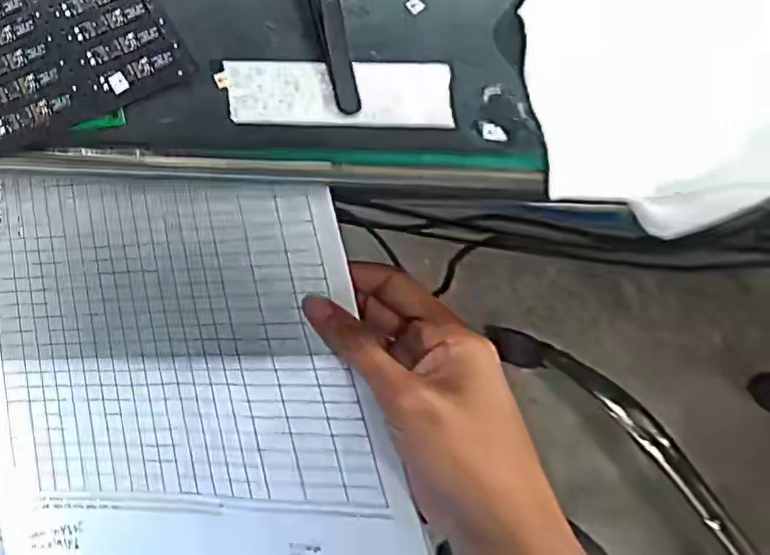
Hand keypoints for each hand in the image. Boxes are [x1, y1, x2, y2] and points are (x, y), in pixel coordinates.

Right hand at [302, 263, 582, 554]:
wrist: (501, 535)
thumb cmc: (478, 469)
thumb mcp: (406, 396)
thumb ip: (357, 346)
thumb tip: (320, 306)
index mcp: (455, 341)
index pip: (395, 286)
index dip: (354, 276)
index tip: (314, 276)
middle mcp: (442, 355)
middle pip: (380, 313)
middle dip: (341, 312)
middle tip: (302, 310)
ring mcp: (427, 382)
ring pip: (373, 344)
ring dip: (343, 343)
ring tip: (310, 340)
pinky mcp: (413, 406)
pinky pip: (372, 372)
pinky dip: (349, 369)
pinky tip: (326, 371)